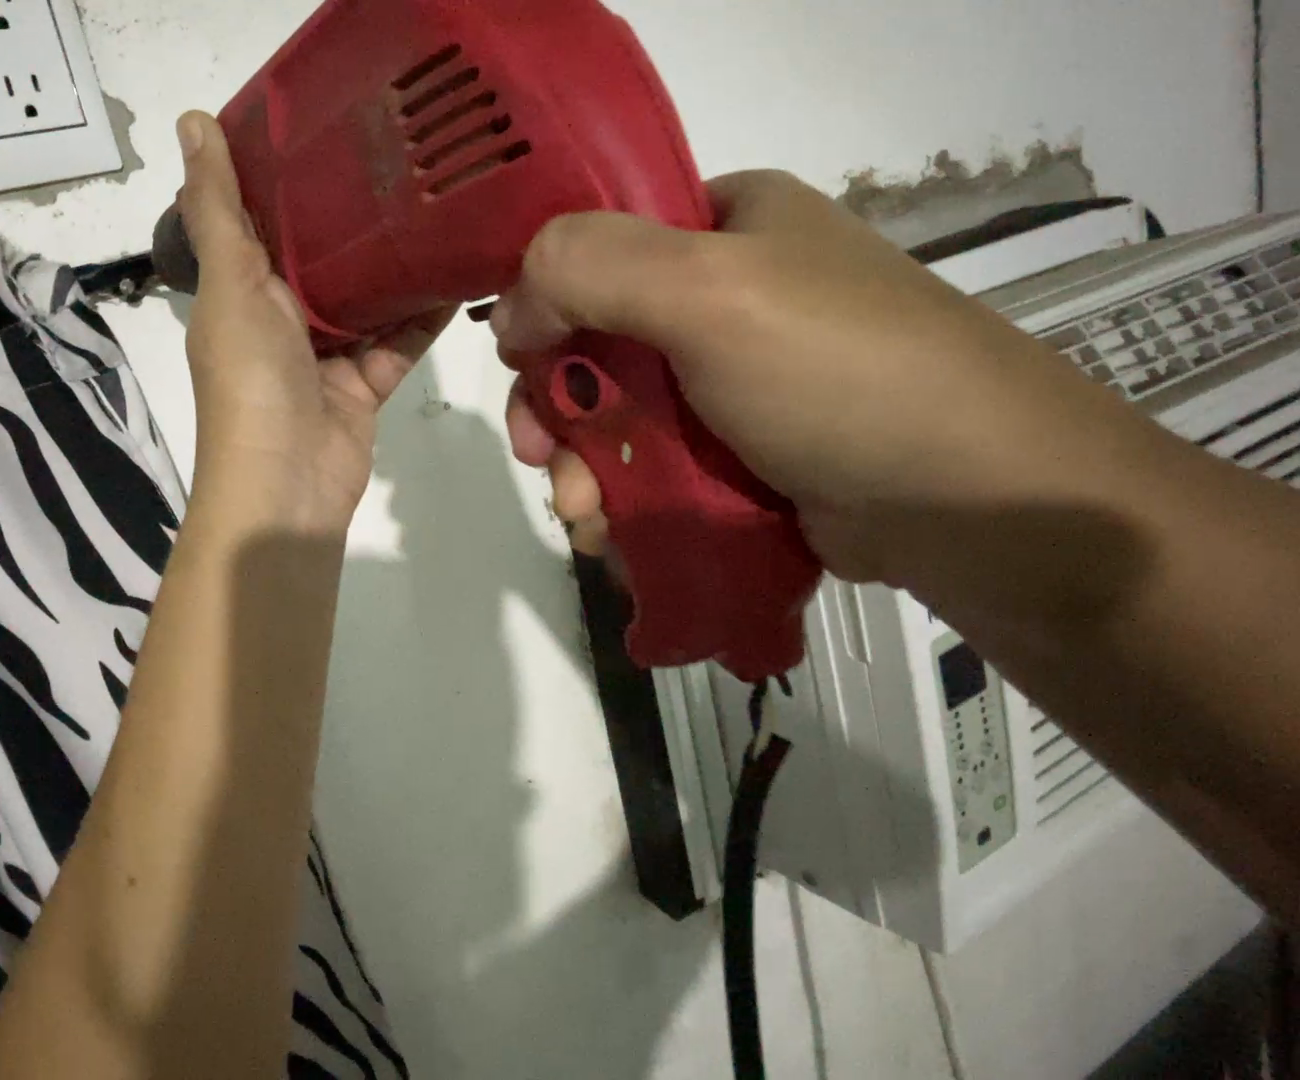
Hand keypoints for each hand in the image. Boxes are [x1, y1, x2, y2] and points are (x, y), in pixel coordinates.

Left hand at [176, 111, 454, 532]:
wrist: (286, 484)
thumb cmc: (250, 380)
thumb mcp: (229, 284)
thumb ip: (217, 210)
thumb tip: (191, 120)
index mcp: (238, 293)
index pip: (258, 221)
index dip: (282, 173)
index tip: (323, 117)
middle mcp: (279, 321)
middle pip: (318, 258)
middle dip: (350, 214)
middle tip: (399, 151)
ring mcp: (324, 357)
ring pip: (365, 299)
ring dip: (395, 262)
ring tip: (440, 201)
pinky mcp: (364, 386)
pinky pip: (398, 341)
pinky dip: (424, 313)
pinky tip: (460, 269)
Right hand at [495, 169, 1157, 583]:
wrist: (970, 499)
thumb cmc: (836, 371)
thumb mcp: (709, 290)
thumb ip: (589, 271)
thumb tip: (509, 311)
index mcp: (726, 223)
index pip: (600, 243)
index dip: (546, 299)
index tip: (521, 362)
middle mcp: (728, 292)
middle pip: (598, 340)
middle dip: (558, 409)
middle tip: (540, 458)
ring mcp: (734, 378)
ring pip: (619, 413)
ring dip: (583, 467)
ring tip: (585, 518)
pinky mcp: (740, 449)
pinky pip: (654, 462)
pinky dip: (622, 496)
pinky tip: (610, 532)